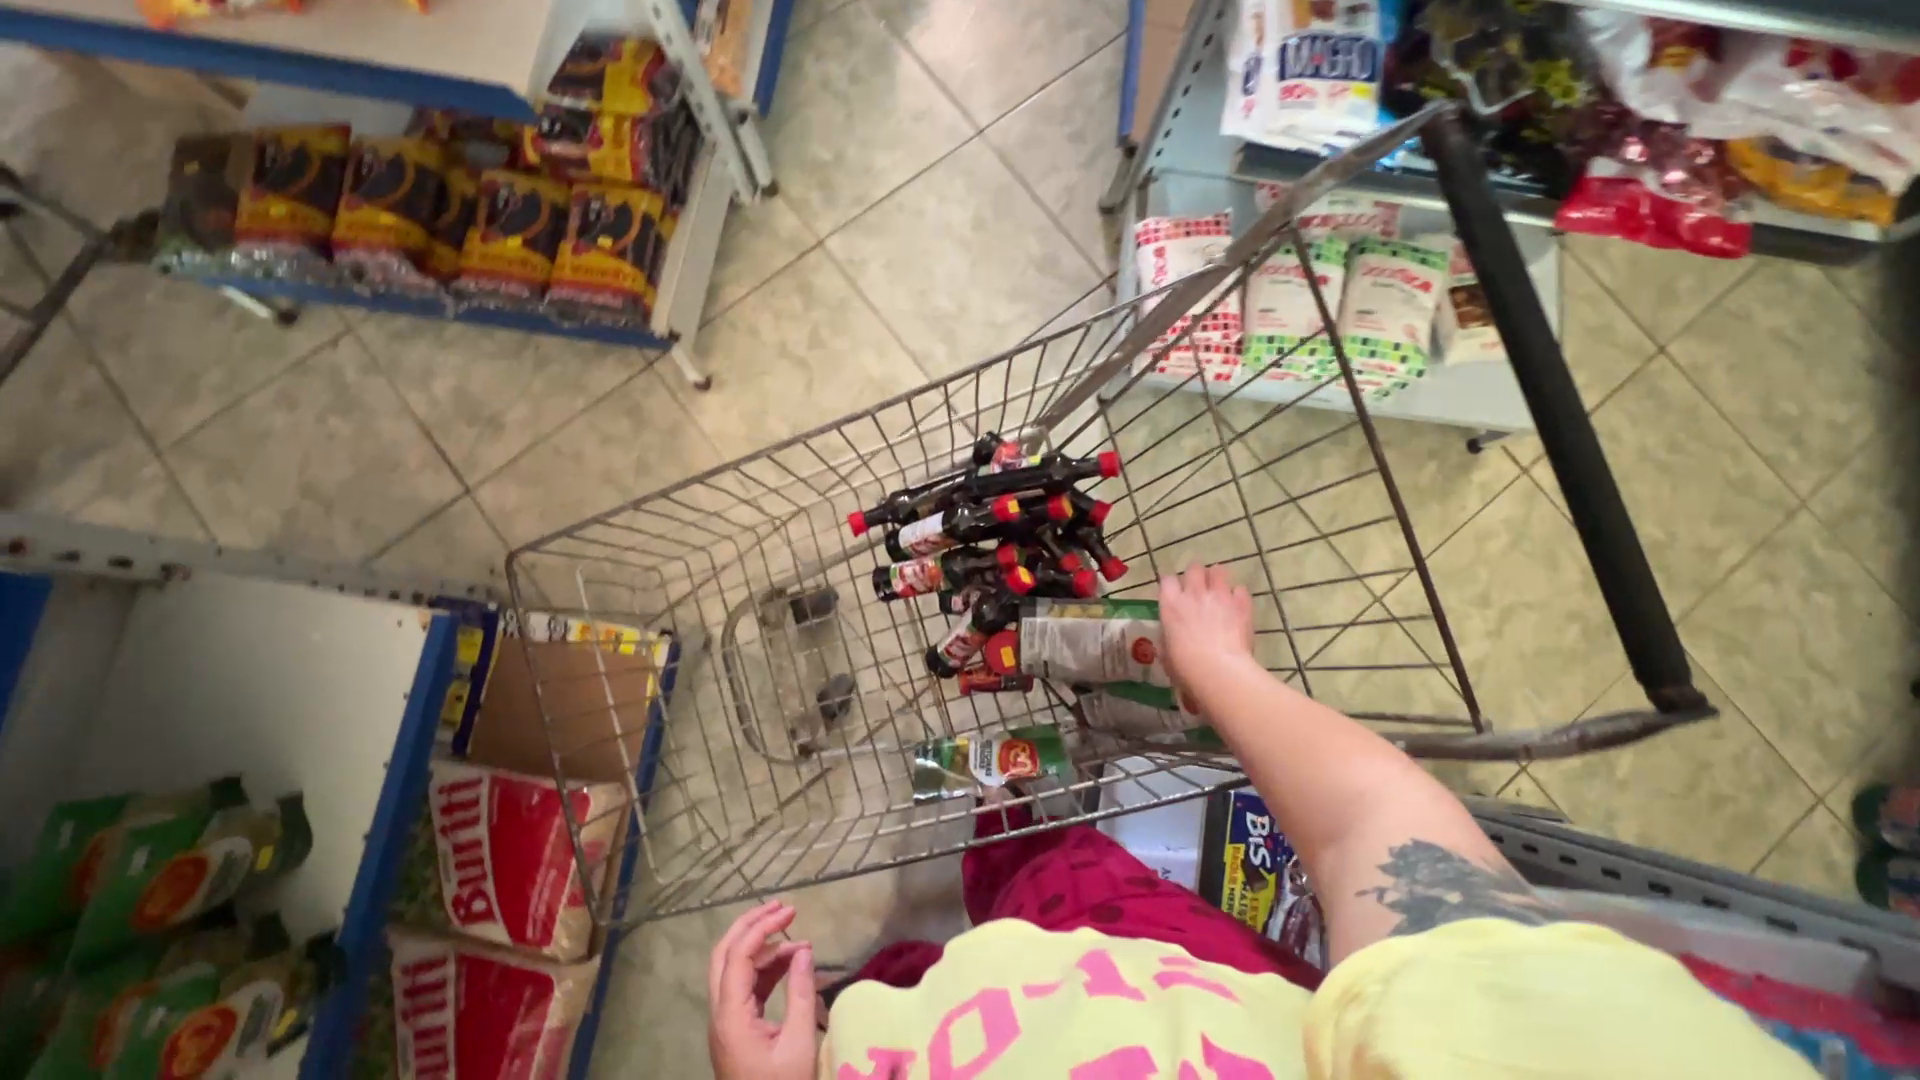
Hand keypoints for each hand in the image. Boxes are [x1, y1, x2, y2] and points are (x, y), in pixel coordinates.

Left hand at [708, 899, 816, 1079]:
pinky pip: (745, 988)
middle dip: (751, 926)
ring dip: (762, 948)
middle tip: (782, 908)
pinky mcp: (737, 1031)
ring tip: (797, 938)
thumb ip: (799, 993)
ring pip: (734, 970)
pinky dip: (765, 969)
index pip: (738, 956)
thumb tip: (803, 950)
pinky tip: (791, 963)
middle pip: (724, 956)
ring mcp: (726, 1023)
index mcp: (729, 1016)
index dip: (763, 928)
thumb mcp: (798, 1043)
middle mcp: (720, 1014)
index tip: (791, 912)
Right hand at [1158, 563, 1254, 694]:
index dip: (1171, 585)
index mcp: (1171, 604)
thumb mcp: (1166, 653)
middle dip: (1196, 575)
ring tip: (1219, 590)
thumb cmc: (1186, 667)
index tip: (1174, 593)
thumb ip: (1168, 637)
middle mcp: (1194, 594)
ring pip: (1219, 570)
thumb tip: (1170, 635)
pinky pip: (1240, 589)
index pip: (1167, 579)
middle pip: (1194, 568)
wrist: (1220, 671)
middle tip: (1199, 588)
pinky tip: (1237, 606)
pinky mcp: (1241, 603)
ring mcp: (1219, 596)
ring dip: (1217, 578)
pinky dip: (1238, 595)